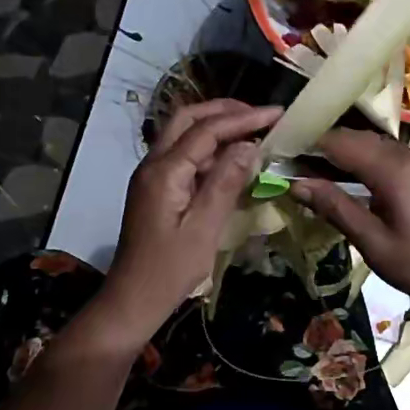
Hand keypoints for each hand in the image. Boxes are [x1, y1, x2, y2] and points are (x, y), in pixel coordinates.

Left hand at [101, 100, 280, 338]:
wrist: (133, 298)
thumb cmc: (169, 269)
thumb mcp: (204, 228)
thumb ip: (225, 182)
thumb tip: (249, 145)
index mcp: (163, 171)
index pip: (206, 130)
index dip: (243, 118)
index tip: (277, 113)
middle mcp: (152, 164)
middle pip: (187, 120)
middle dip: (224, 112)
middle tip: (261, 115)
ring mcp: (151, 175)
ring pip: (182, 136)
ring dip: (215, 129)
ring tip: (253, 132)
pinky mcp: (155, 189)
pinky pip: (182, 157)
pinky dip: (207, 151)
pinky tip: (232, 161)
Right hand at [290, 129, 409, 319]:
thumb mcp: (371, 241)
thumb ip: (334, 207)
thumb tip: (296, 184)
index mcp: (394, 170)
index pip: (341, 142)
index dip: (310, 143)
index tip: (283, 152)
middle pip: (359, 139)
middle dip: (326, 147)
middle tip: (295, 162)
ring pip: (377, 146)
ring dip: (348, 154)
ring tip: (319, 172)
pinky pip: (394, 156)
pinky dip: (369, 161)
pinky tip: (357, 182)